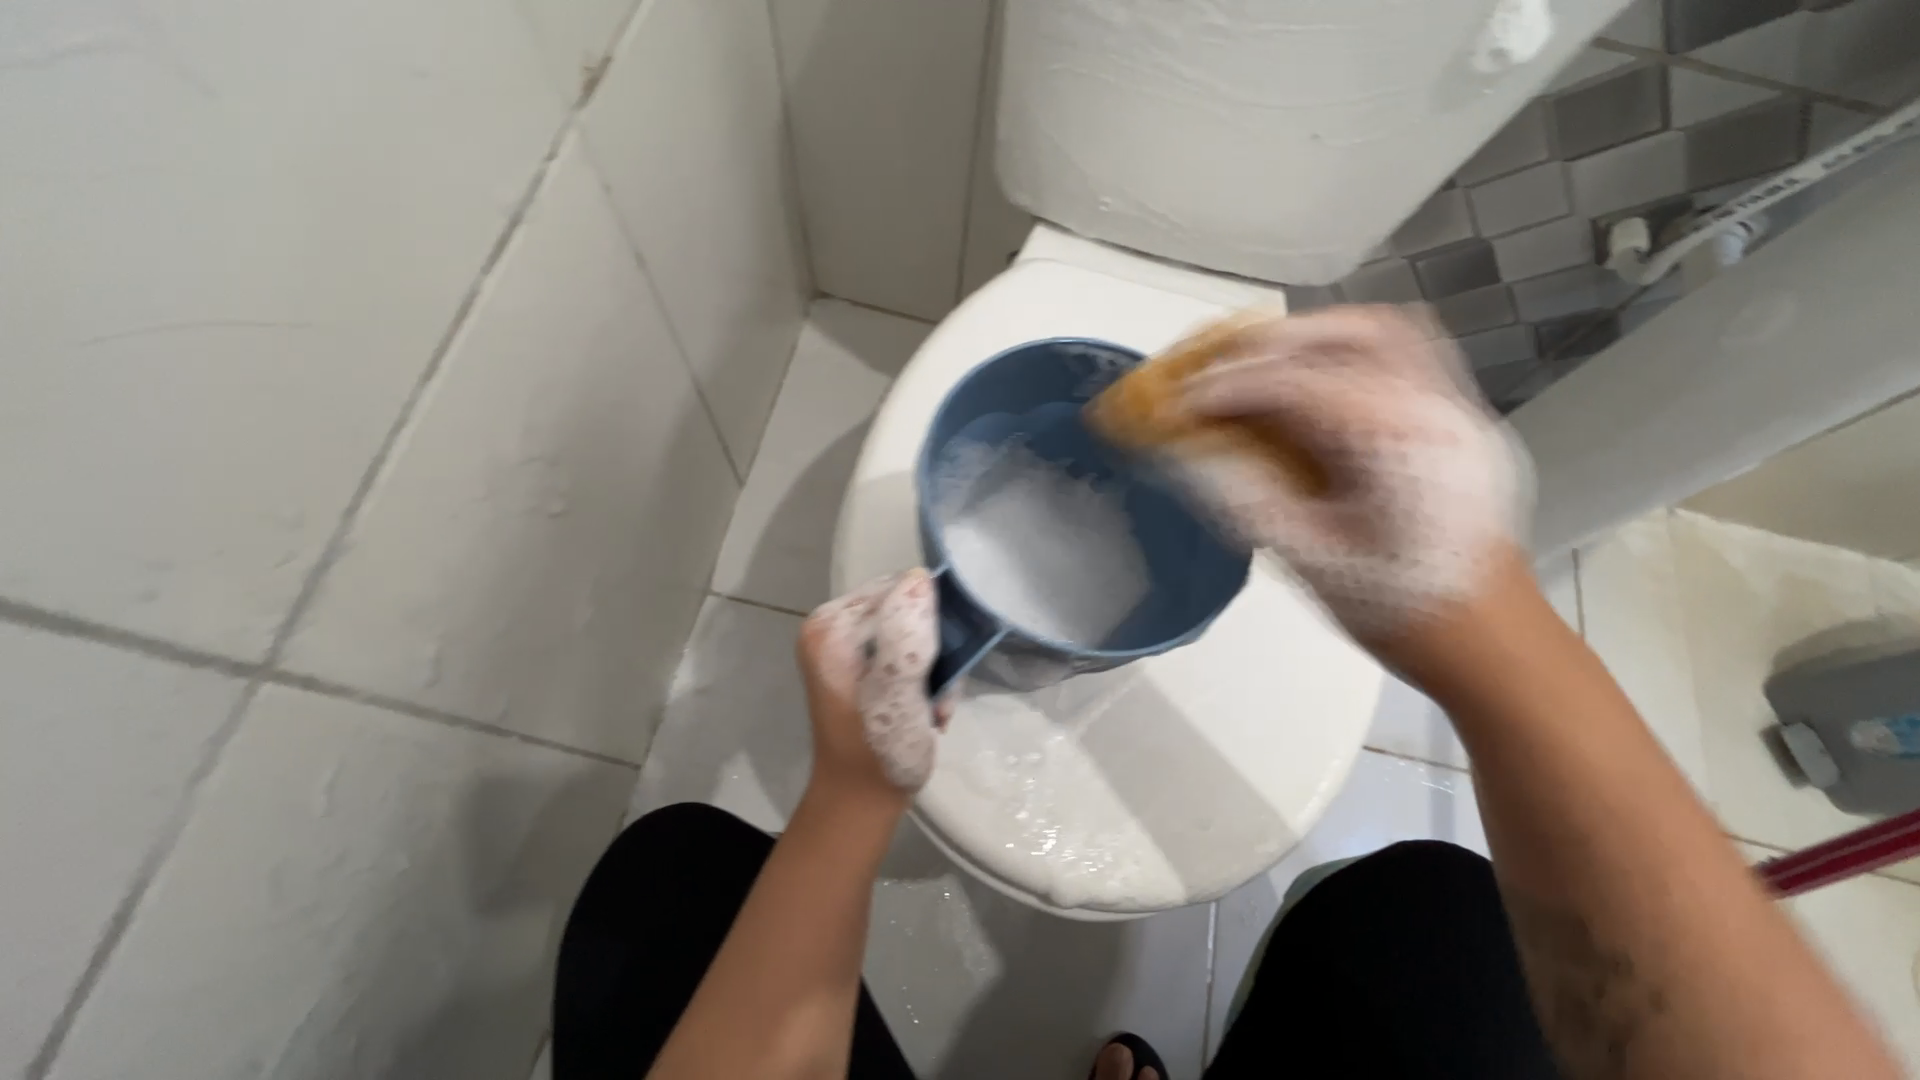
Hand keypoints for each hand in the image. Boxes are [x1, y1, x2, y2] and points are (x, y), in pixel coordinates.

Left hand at [796, 569, 949, 804]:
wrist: (860, 801)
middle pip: (906, 608)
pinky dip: (925, 677)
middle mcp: (831, 627)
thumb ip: (906, 631)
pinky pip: (906, 651)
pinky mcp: (859, 666)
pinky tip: (929, 708)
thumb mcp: (898, 689)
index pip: (899, 589)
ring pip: (913, 632)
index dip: (930, 622)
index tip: (941, 667)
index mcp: (830, 625)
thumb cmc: (879, 750)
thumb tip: (921, 578)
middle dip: (934, 647)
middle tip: (940, 694)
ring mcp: (844, 647)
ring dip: (935, 668)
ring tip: (936, 706)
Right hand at [1168, 305, 1531, 647]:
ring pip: (1384, 332)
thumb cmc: (1400, 610)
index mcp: (1397, 443)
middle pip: (1351, 332)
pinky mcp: (1455, 422)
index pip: (1299, 384)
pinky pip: (1401, 357)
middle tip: (1218, 370)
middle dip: (1273, 342)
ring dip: (1312, 338)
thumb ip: (1244, 498)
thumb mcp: (1309, 561)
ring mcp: (1455, 409)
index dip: (1230, 386)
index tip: (1180, 402)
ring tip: (1261, 366)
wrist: (1489, 641)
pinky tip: (1310, 388)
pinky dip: (1343, 355)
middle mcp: (1434, 408)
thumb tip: (1184, 455)